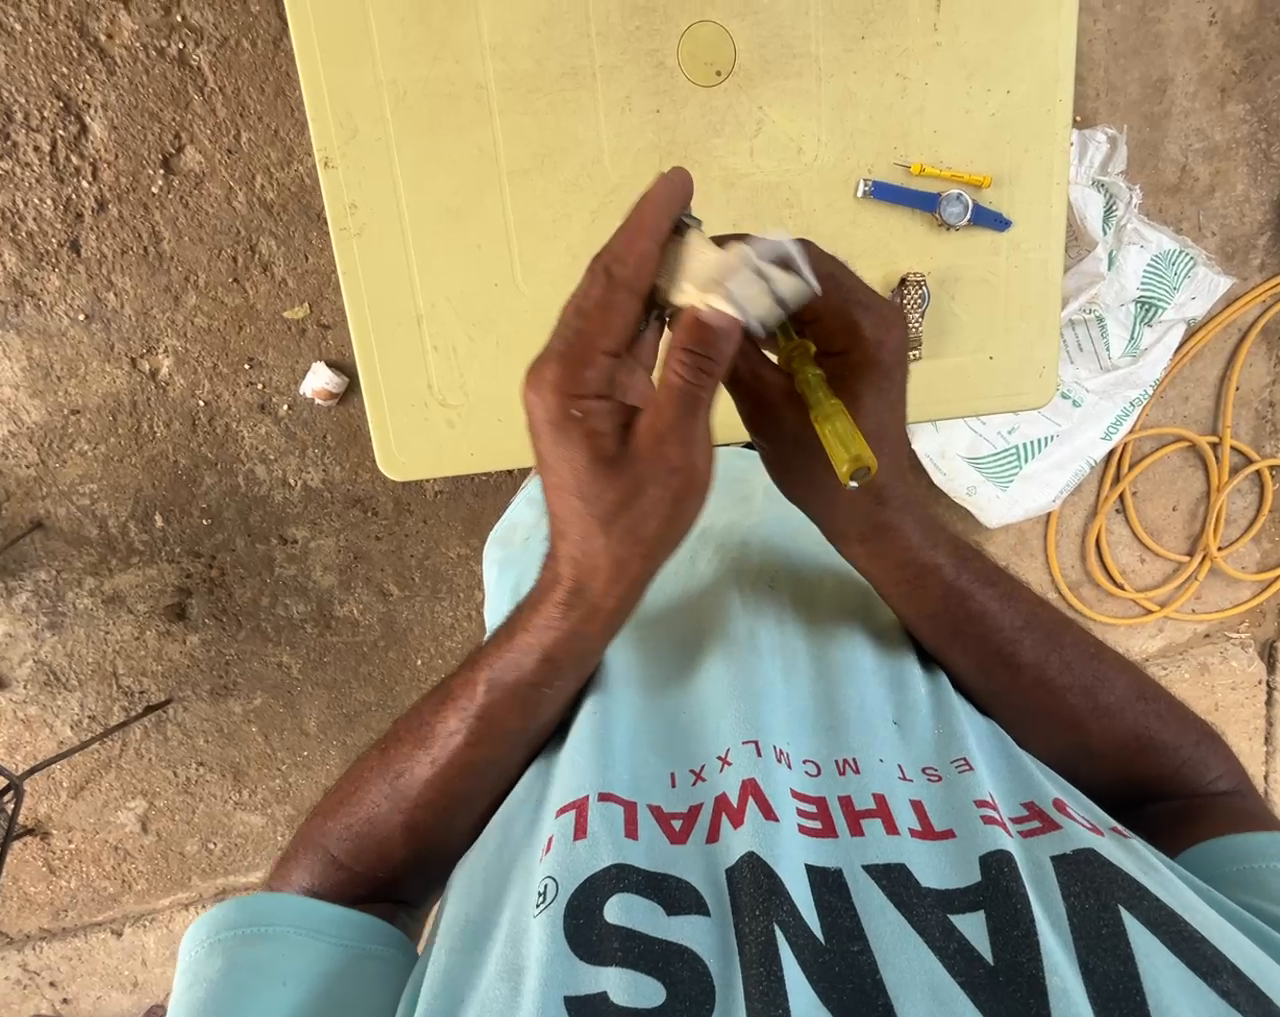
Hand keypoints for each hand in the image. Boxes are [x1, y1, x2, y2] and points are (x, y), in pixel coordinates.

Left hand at [524, 168, 743, 615]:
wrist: (596, 571)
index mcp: (571, 375)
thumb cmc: (635, 521)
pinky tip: (674, 294)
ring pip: (609, 311)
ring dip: (647, 272)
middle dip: (645, 241)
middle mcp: (560, 368)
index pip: (613, 284)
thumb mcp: (673, 449)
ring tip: (688, 235)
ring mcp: (569, 382)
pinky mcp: (584, 397)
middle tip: (687, 197)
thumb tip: (719, 299)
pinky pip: (616, 340)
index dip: (646, 230)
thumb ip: (692, 371)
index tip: (677, 182)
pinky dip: (646, 312)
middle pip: (604, 288)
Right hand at [720, 240, 926, 548]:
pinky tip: (740, 329)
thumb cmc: (824, 470)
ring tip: (710, 305)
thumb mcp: (768, 411)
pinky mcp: (861, 341)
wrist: (871, 508)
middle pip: (802, 267)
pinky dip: (776, 313)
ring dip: (758, 291)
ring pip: (805, 285)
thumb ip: (732, 353)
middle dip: (746, 272)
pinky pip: (813, 310)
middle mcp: (874, 311)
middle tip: (695, 286)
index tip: (693, 267)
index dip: (740, 257)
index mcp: (860, 325)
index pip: (795, 263)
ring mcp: (871, 325)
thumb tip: (691, 307)